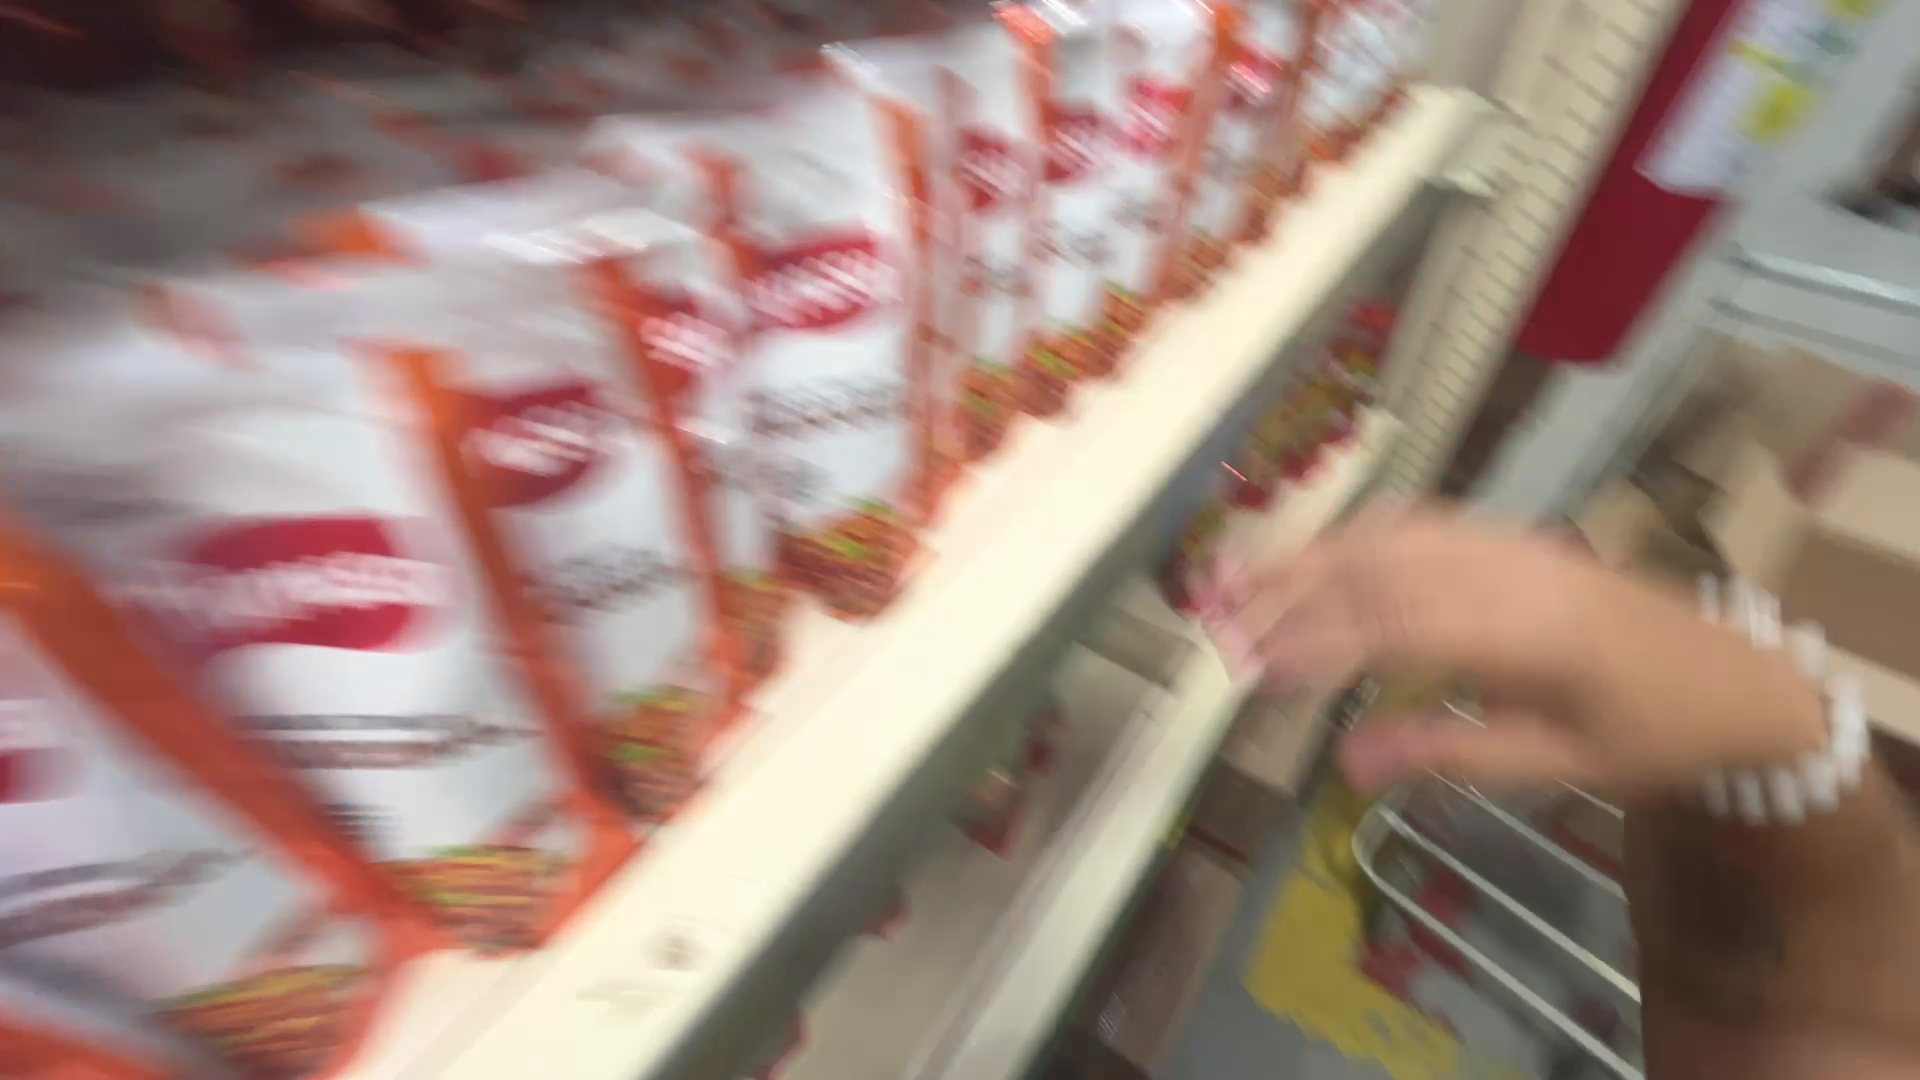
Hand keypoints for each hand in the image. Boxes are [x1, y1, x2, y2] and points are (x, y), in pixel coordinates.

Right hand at [1198, 508, 1828, 795]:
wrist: (1738, 678)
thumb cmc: (1646, 735)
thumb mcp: (1557, 766)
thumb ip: (1445, 754)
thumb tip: (1344, 765)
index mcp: (1527, 635)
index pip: (1392, 630)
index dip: (1313, 643)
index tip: (1252, 668)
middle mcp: (1505, 571)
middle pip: (1371, 571)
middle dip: (1285, 595)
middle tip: (1219, 621)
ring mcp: (1501, 541)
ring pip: (1381, 536)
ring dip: (1302, 557)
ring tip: (1240, 578)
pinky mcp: (1500, 532)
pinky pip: (1408, 519)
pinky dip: (1347, 534)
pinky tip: (1312, 551)